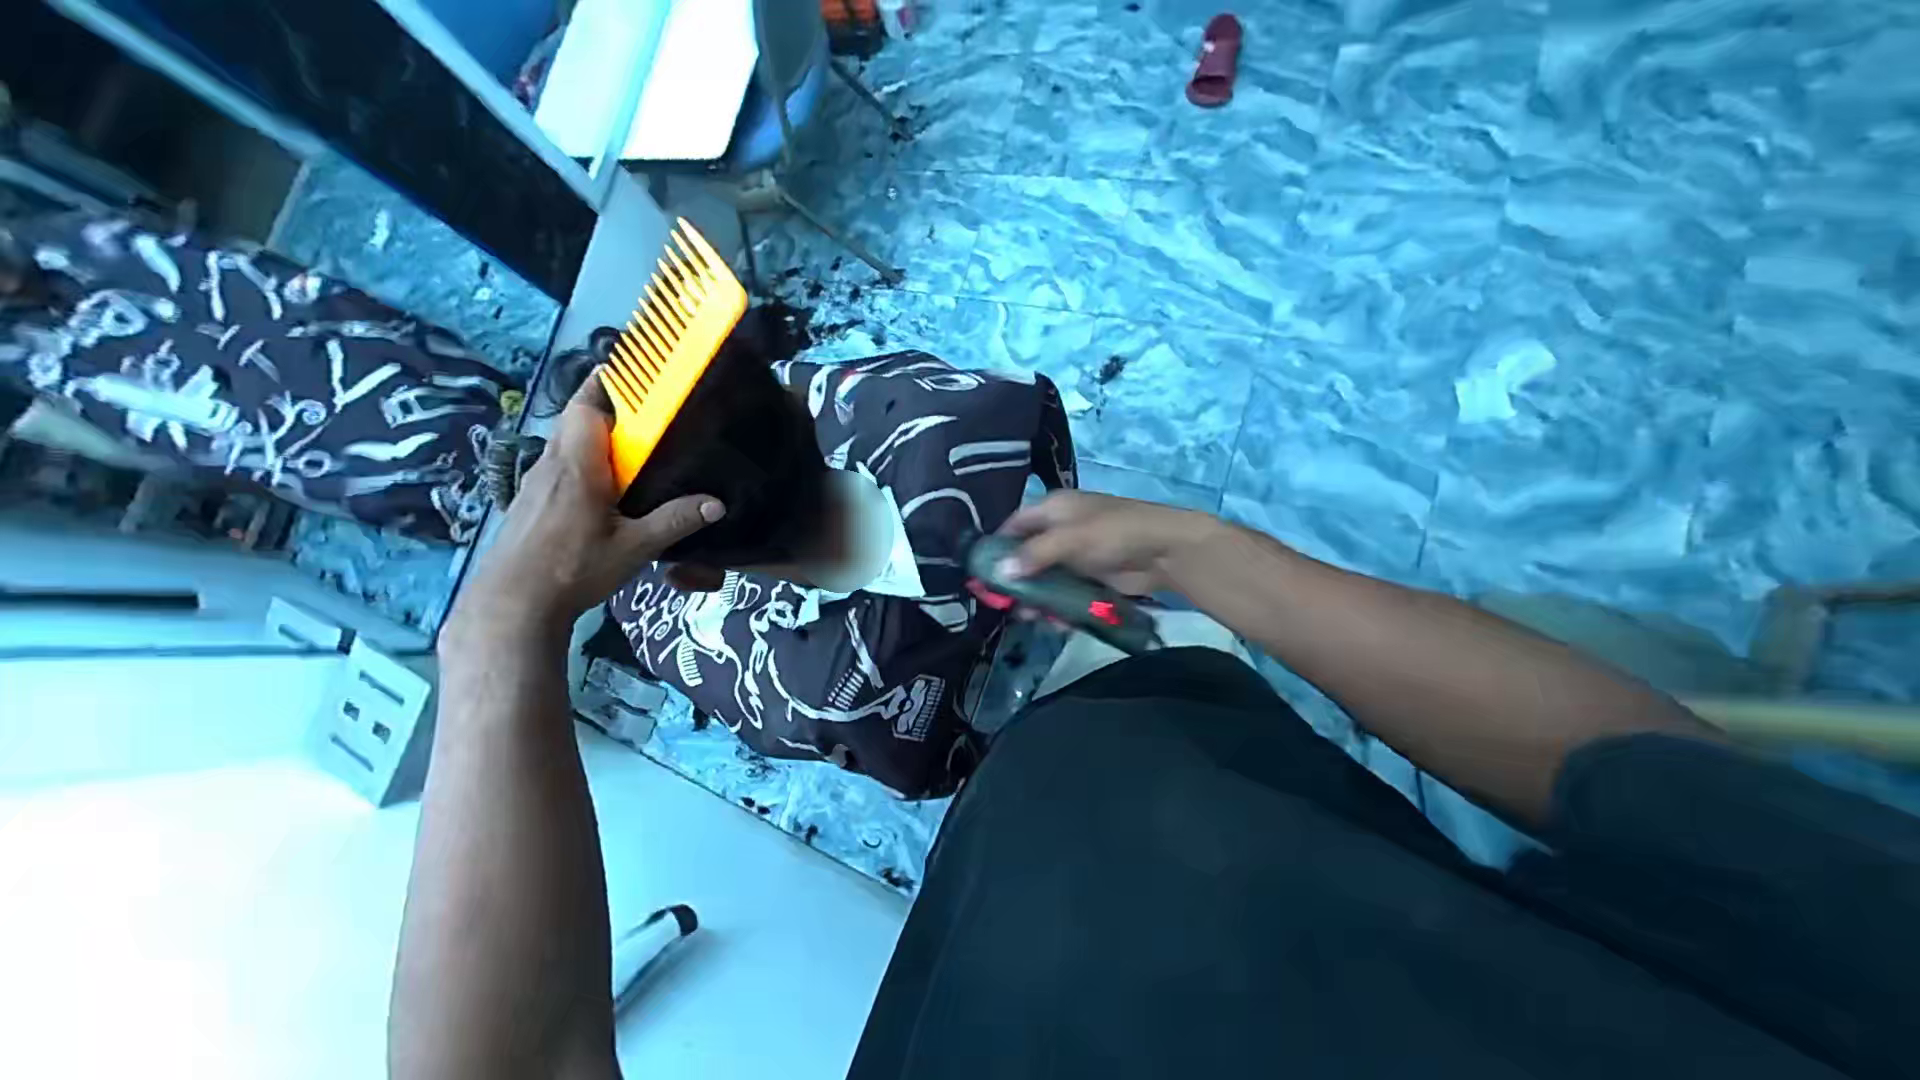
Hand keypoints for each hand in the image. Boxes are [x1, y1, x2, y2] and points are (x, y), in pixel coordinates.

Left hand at [443, 377, 724, 649]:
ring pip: (566, 444)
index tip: (635, 372)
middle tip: (647, 414)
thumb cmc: (573, 568)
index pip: (586, 404)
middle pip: (576, 418)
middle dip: (608, 408)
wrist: (511, 605)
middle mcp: (552, 464)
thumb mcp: (633, 548)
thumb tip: (717, 504)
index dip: (608, 383)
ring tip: (631, 451)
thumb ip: (674, 521)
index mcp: (578, 464)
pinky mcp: (527, 502)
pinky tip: (602, 490)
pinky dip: (582, 462)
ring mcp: (534, 483)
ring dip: (595, 438)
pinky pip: (559, 467)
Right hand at [997, 490, 1223, 596]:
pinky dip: (1058, 605)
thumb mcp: (1070, 539)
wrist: (1166, 550)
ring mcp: (1076, 554)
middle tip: (1004, 605)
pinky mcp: (1091, 576)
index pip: (1014, 526)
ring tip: (1029, 618)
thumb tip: (999, 573)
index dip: (997, 547)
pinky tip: (1054, 622)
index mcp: (1053, 509)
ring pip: (1045, 578)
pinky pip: (1065, 592)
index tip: (982, 574)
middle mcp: (1060, 529)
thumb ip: (1034, 555)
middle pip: (1027, 555)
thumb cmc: (1115, 533)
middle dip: (1015, 580)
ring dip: (1036, 598)